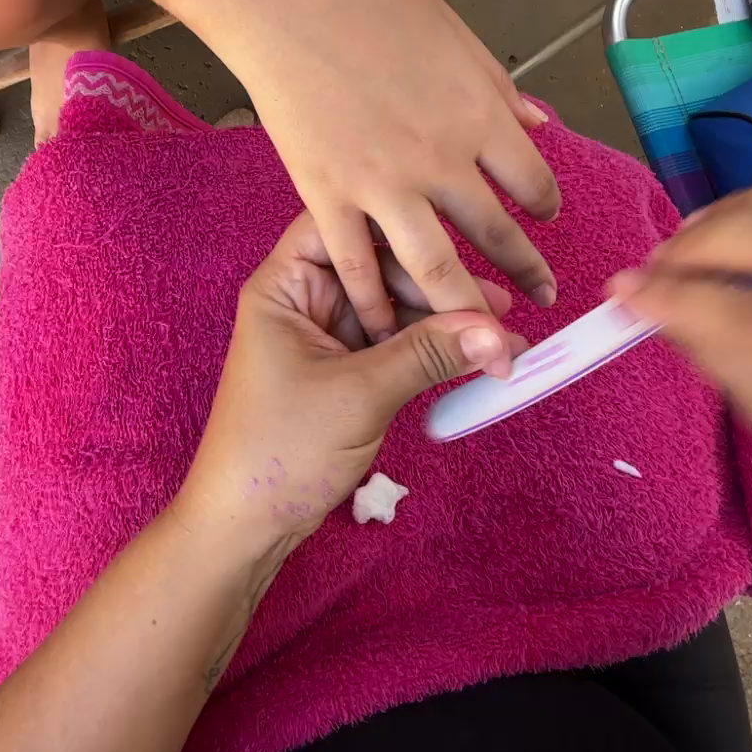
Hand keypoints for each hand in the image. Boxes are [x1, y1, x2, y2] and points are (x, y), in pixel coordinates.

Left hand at [175, 214, 525, 548]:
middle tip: (502, 309)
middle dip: (436, 290)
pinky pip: (394, 344)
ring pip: (392, 309)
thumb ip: (427, 355)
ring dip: (443, 325)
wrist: (247, 525)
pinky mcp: (345, 368)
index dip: (392, 225)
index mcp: (284, 286)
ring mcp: (327, 335)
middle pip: (376, 270)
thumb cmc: (282, 447)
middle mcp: (305, 300)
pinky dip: (431, 351)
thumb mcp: (359, 395)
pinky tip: (477, 357)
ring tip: (504, 338)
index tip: (453, 235)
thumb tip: (499, 331)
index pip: (339, 227)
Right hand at [218, 0, 560, 342]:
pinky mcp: (326, 196)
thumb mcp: (453, 32)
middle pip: (494, 234)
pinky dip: (376, 305)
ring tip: (487, 332)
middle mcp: (440, 159)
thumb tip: (538, 124)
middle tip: (541, 295)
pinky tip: (391, 329)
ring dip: (466, 307)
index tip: (544, 217)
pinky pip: (357, 265)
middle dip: (525, 271)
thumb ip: (496, 87)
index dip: (545, 206)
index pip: (532, 180)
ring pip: (434, 268)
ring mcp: (380, 184)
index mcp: (477, 113)